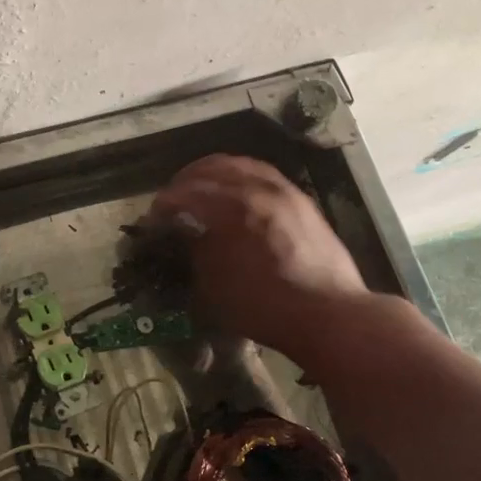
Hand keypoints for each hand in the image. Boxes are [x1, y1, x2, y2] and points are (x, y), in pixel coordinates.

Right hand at [148, 154, 369, 353]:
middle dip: (186, 180)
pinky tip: (237, 199)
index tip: (152, 220)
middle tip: (173, 201)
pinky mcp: (303, 203)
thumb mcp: (213, 285)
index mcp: (232, 207)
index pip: (185, 193)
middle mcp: (259, 188)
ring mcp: (286, 192)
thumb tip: (186, 234)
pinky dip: (243, 180)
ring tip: (203, 192)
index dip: (163, 205)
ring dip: (216, 174)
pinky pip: (265, 177)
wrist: (328, 314)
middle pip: (214, 167)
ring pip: (243, 165)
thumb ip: (196, 250)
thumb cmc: (264, 306)